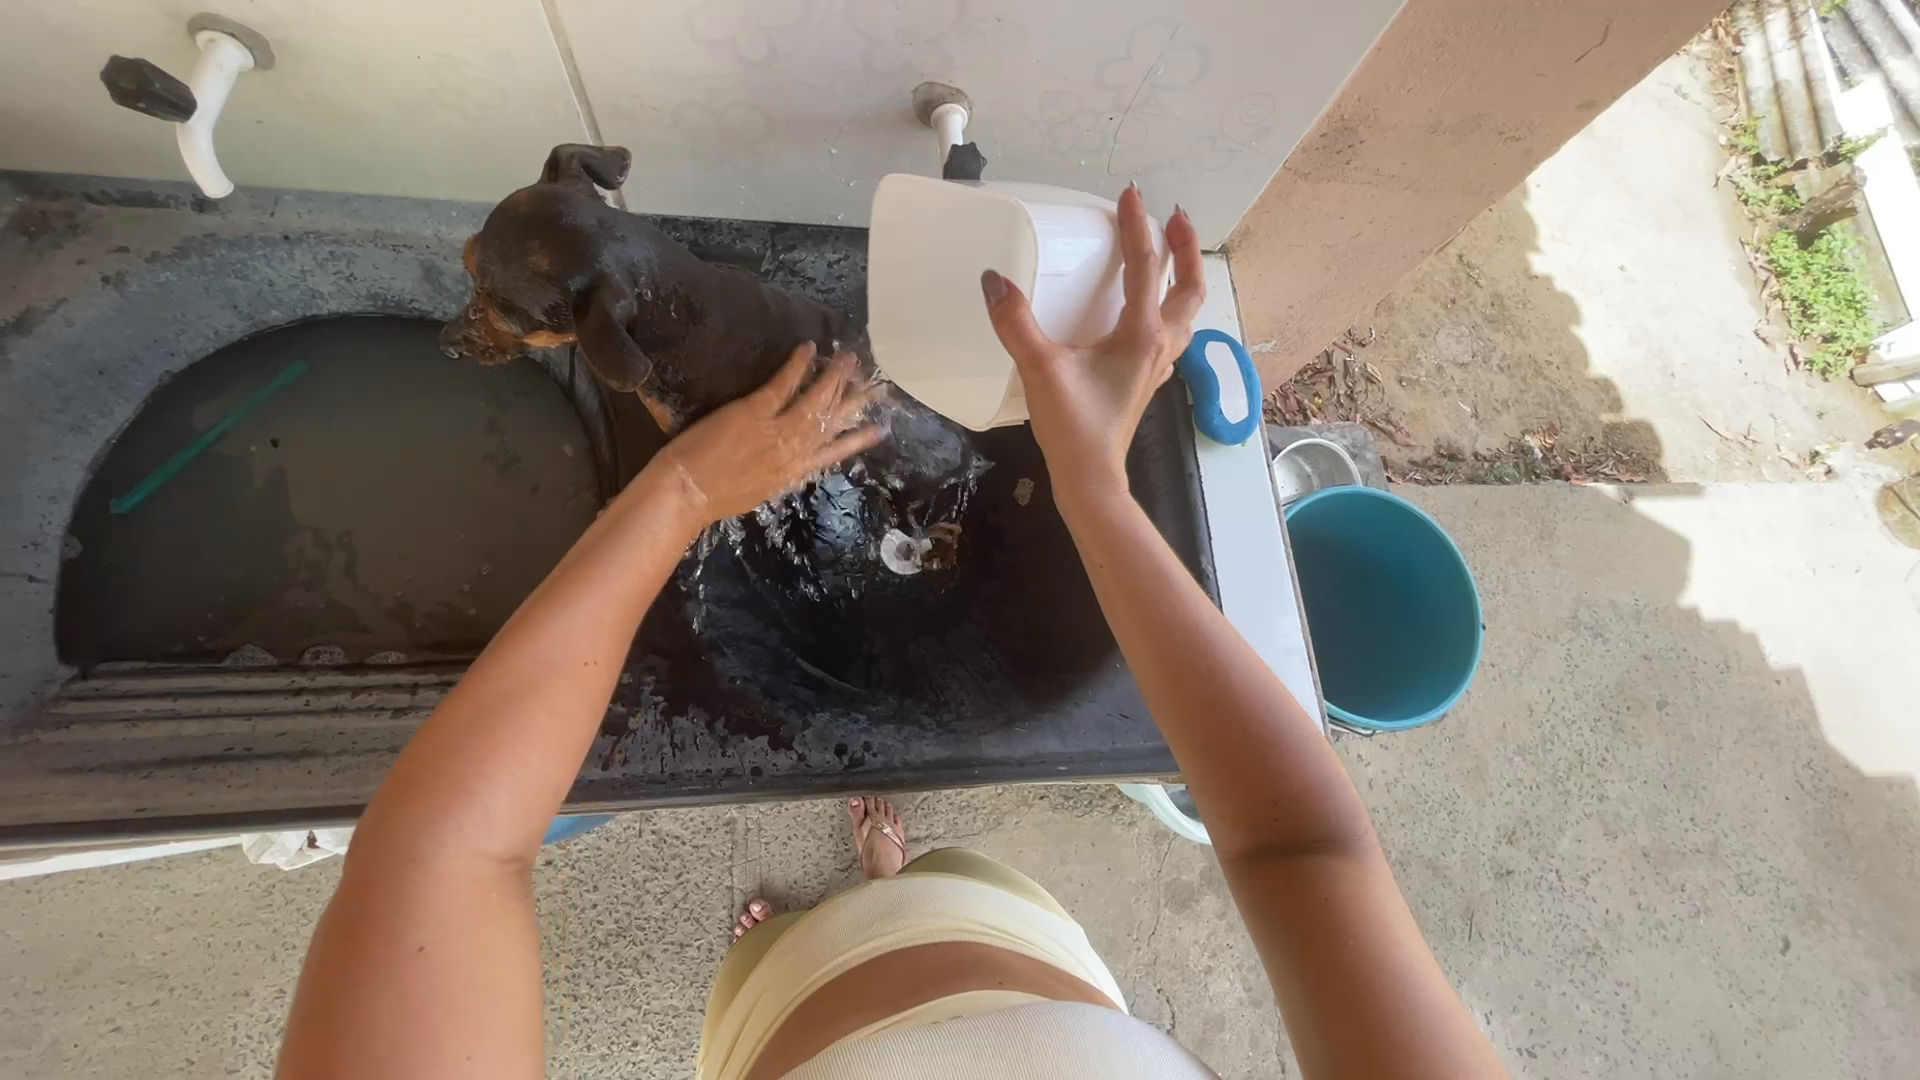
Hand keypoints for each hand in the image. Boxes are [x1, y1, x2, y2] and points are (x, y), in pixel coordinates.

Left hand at [641, 343, 883, 526]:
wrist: (688, 495)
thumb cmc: (717, 498)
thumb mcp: (762, 492)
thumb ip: (781, 474)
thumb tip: (793, 466)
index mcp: (795, 472)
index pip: (835, 452)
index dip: (860, 439)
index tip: (881, 427)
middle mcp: (794, 451)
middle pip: (833, 420)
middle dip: (854, 399)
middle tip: (873, 380)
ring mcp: (776, 430)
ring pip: (815, 400)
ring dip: (834, 376)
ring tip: (849, 358)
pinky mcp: (754, 412)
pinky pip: (783, 385)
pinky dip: (797, 366)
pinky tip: (807, 349)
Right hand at [980, 183, 1203, 498]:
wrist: (1090, 478)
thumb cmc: (1074, 427)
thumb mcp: (1041, 370)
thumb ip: (1016, 324)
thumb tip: (993, 280)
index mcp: (1141, 334)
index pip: (1146, 266)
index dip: (1137, 226)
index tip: (1130, 193)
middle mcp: (1158, 347)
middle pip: (1190, 289)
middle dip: (1186, 250)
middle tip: (1174, 219)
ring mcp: (1155, 368)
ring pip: (1187, 316)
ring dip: (1185, 282)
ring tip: (1172, 262)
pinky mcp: (1143, 385)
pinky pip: (1170, 339)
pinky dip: (1168, 315)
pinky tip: (1148, 319)